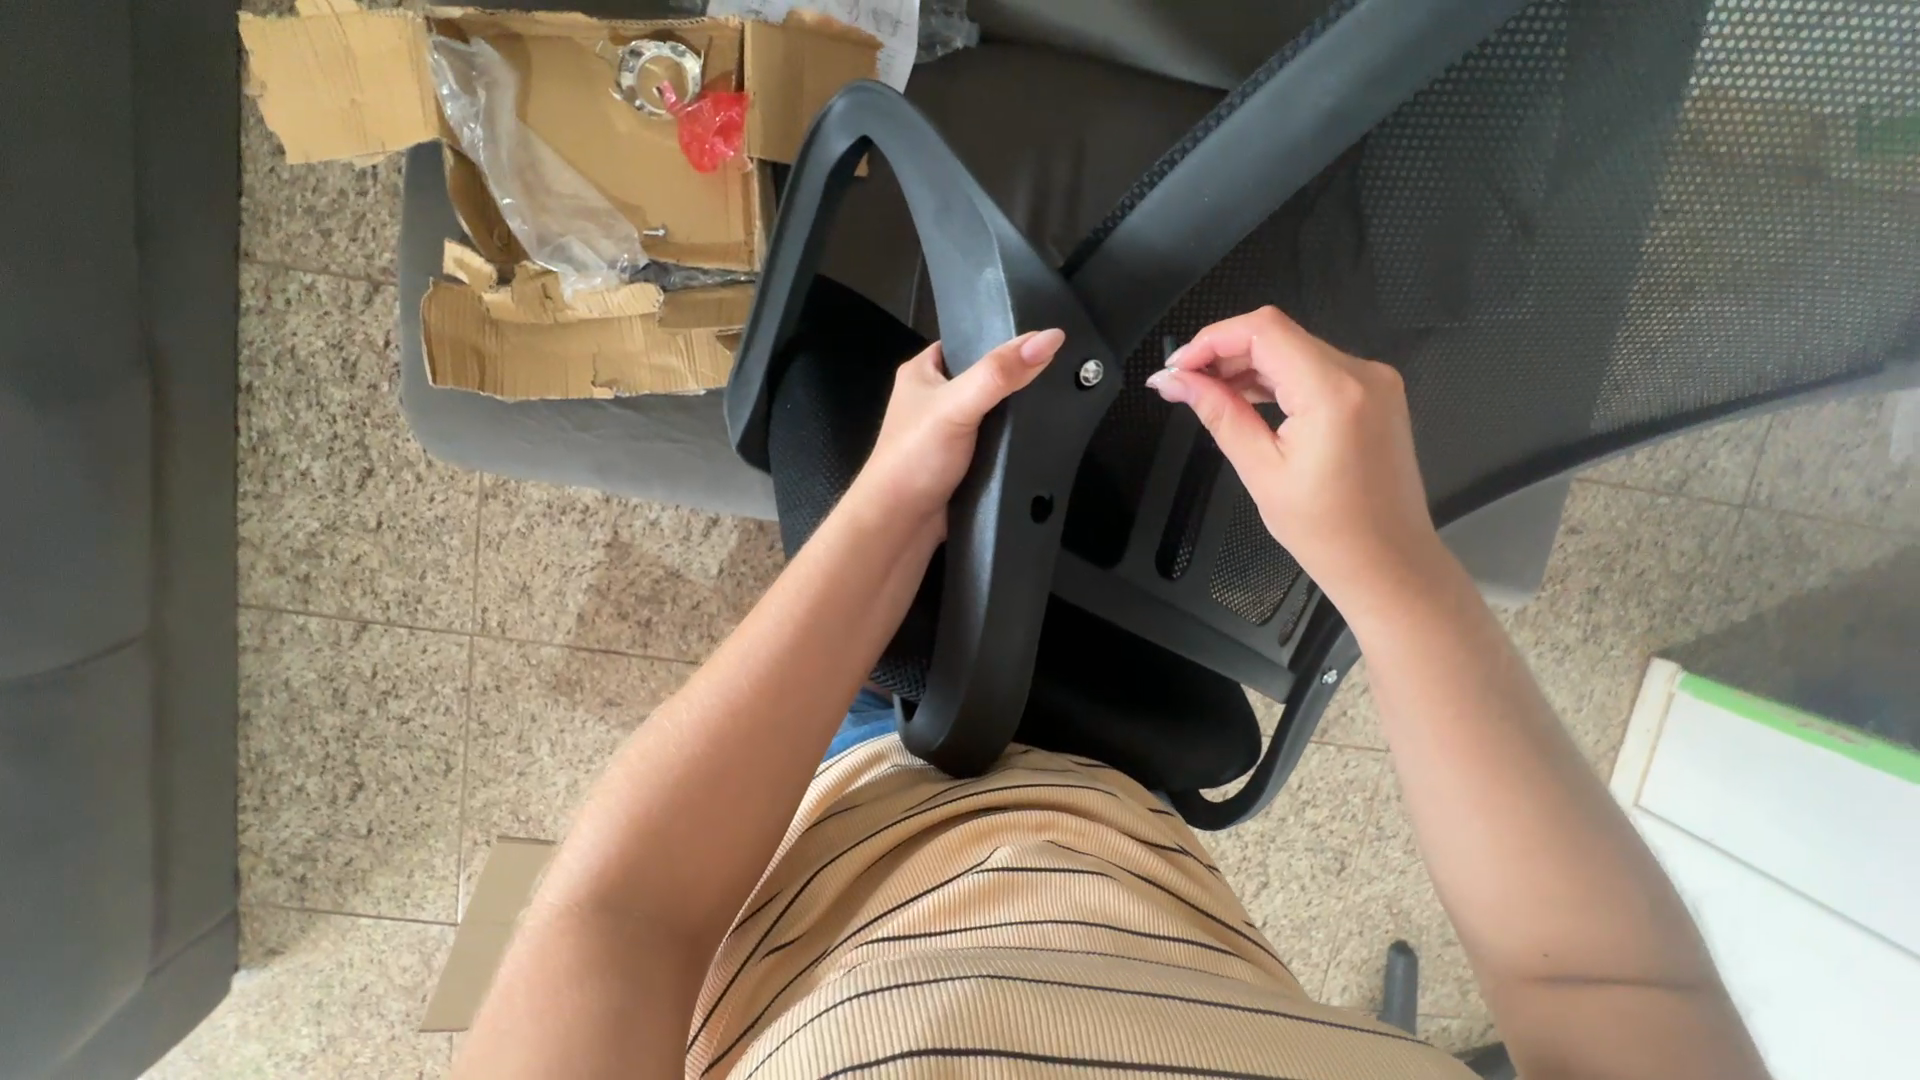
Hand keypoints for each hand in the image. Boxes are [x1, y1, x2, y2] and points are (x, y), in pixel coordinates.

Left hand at [848, 328, 1064, 535]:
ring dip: (1018, 414)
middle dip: (1016, 378)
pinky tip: (1040, 437)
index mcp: (922, 372)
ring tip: (1061, 398)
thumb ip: (1001, 373)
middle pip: (985, 378)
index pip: (968, 342)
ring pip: (993, 413)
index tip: (1045, 338)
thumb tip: (1051, 337)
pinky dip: (1013, 442)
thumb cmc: (916, 456)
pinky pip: (995, 444)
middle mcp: (933, 399)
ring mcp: (948, 434)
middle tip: (1062, 369)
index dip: (1002, 338)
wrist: (899, 525)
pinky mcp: (962, 463)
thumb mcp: (959, 404)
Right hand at [1144, 306, 1441, 608]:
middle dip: (1223, 353)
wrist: (1387, 561)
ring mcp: (1373, 381)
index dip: (1211, 340)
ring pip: (1295, 348)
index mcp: (1333, 392)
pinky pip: (1315, 368)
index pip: (1263, 331)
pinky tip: (1247, 399)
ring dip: (1247, 365)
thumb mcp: (1260, 470)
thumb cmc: (1327, 530)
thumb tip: (1174, 382)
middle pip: (1277, 335)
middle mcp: (1362, 374)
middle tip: (1182, 384)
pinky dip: (1277, 377)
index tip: (1176, 367)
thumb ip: (1218, 413)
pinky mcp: (1374, 394)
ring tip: (1209, 395)